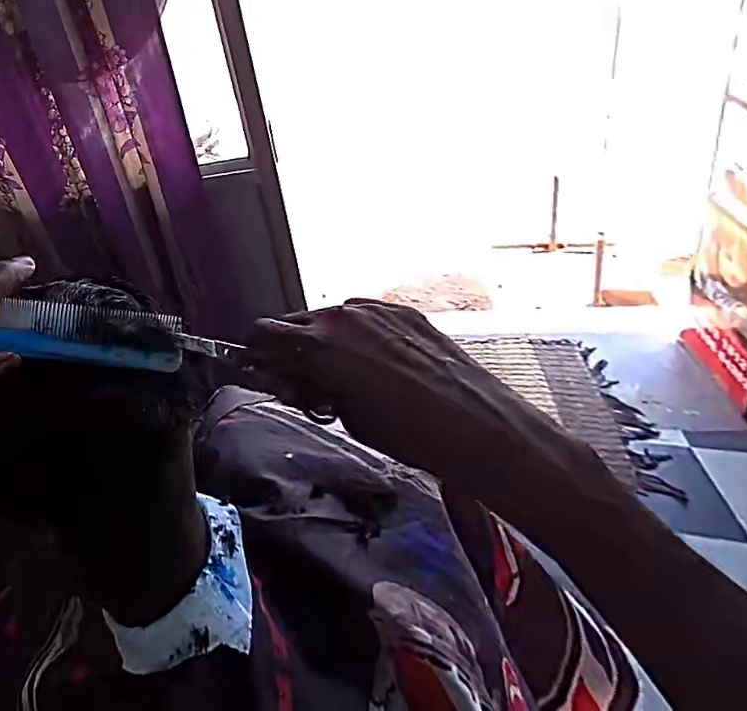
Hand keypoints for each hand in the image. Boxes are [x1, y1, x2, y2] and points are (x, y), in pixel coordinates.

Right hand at [244, 301, 617, 528]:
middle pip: (292, 322)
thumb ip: (312, 391)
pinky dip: (359, 334)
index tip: (268, 373)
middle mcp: (340, 317)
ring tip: (349, 374)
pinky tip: (379, 363)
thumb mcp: (346, 417)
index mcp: (317, 345)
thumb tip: (297, 383)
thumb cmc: (411, 437)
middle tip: (308, 382)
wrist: (487, 432)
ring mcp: (374, 310)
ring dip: (326, 340)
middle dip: (291, 349)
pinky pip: (364, 316)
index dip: (259, 355)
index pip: (263, 334)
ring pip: (329, 317)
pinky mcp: (403, 311)